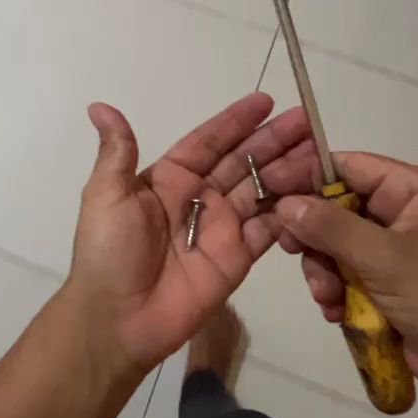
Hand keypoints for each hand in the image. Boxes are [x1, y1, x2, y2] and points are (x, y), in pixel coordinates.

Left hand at [64, 92, 320, 371]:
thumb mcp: (106, 195)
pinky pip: (269, 229)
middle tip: (308, 120)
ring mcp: (221, 228)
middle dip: (274, 140)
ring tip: (321, 151)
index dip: (236, 120)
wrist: (119, 317)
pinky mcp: (238, 258)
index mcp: (168, 178)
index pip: (208, 141)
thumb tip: (97, 105)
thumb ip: (116, 151)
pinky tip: (316, 194)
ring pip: (262, 190)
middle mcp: (198, 197)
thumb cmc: (109, 251)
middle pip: (242, 161)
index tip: (267, 100)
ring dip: (290, 170)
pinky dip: (291, 212)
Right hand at [274, 153, 417, 407]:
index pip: (346, 166)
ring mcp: (395, 251)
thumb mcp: (387, 258)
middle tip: (292, 251)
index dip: (305, 176)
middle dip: (313, 235)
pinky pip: (344, 276)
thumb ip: (331, 227)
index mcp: (414, 191)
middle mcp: (403, 213)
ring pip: (334, 246)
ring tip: (327, 297)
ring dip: (323, 271)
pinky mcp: (387, 286)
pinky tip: (336, 312)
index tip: (267, 192)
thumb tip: (283, 202)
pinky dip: (334, 292)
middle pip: (335, 207)